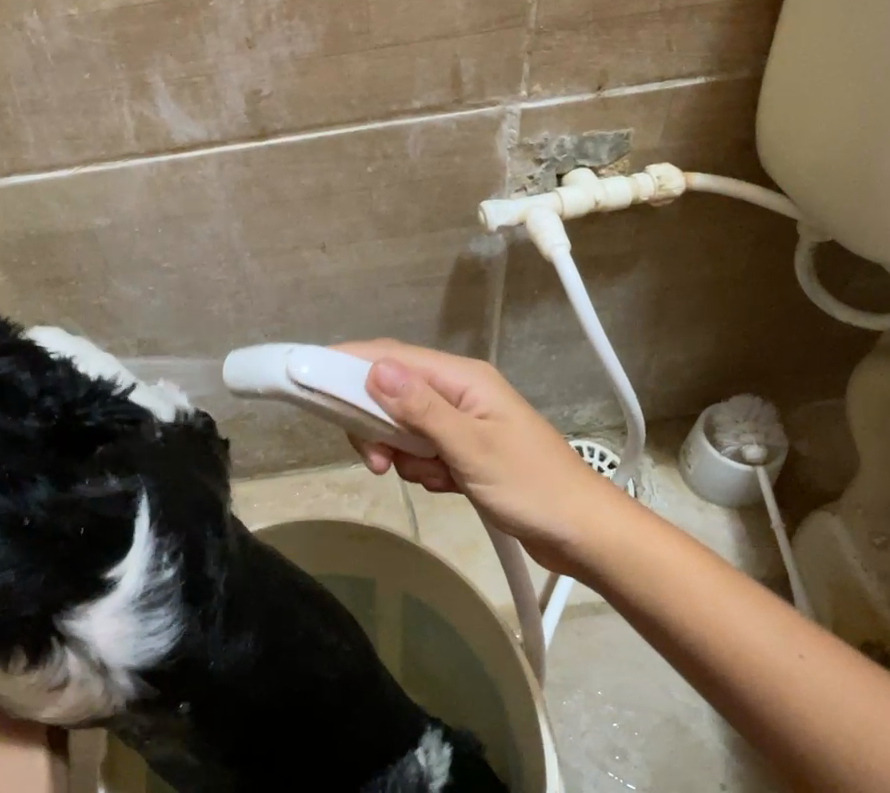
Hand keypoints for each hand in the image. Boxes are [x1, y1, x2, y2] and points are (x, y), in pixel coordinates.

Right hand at [332, 340, 614, 564]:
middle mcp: (458, 391)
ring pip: (402, 426)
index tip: (308, 381)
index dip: (347, 364)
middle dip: (378, 426)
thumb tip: (374, 368)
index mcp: (462, 378)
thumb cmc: (531, 487)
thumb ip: (421, 408)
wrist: (582, 533)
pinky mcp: (462, 449)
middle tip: (381, 463)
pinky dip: (424, 469)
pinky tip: (448, 486)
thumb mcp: (471, 447)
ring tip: (435, 478)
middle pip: (391, 392)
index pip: (392, 357)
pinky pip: (421, 450)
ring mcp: (460, 421)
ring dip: (405, 454)